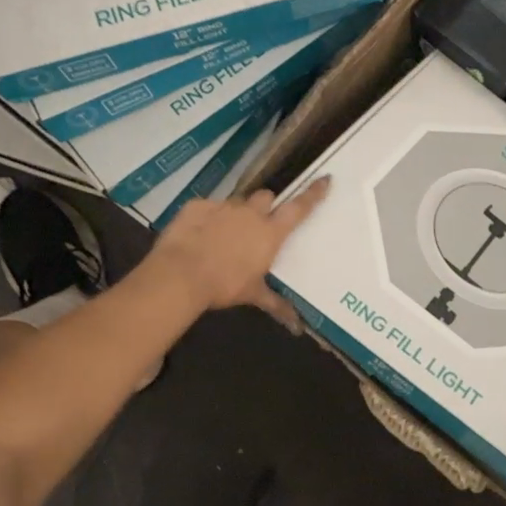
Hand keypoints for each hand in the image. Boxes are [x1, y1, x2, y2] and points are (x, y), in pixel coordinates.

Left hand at [147, 177, 329, 326]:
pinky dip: (208, 218)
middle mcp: (250, 214)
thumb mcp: (252, 294)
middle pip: (266, 197)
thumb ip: (276, 303)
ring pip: (236, 202)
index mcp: (270, 233)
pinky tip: (199, 235)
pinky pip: (208, 207)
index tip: (324, 180)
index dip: (313, 194)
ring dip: (236, 214)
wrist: (181, 274)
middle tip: (258, 224)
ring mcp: (222, 207)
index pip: (298, 208)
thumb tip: (297, 326)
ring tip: (224, 235)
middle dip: (265, 207)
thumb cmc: (224, 286)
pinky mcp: (197, 205)